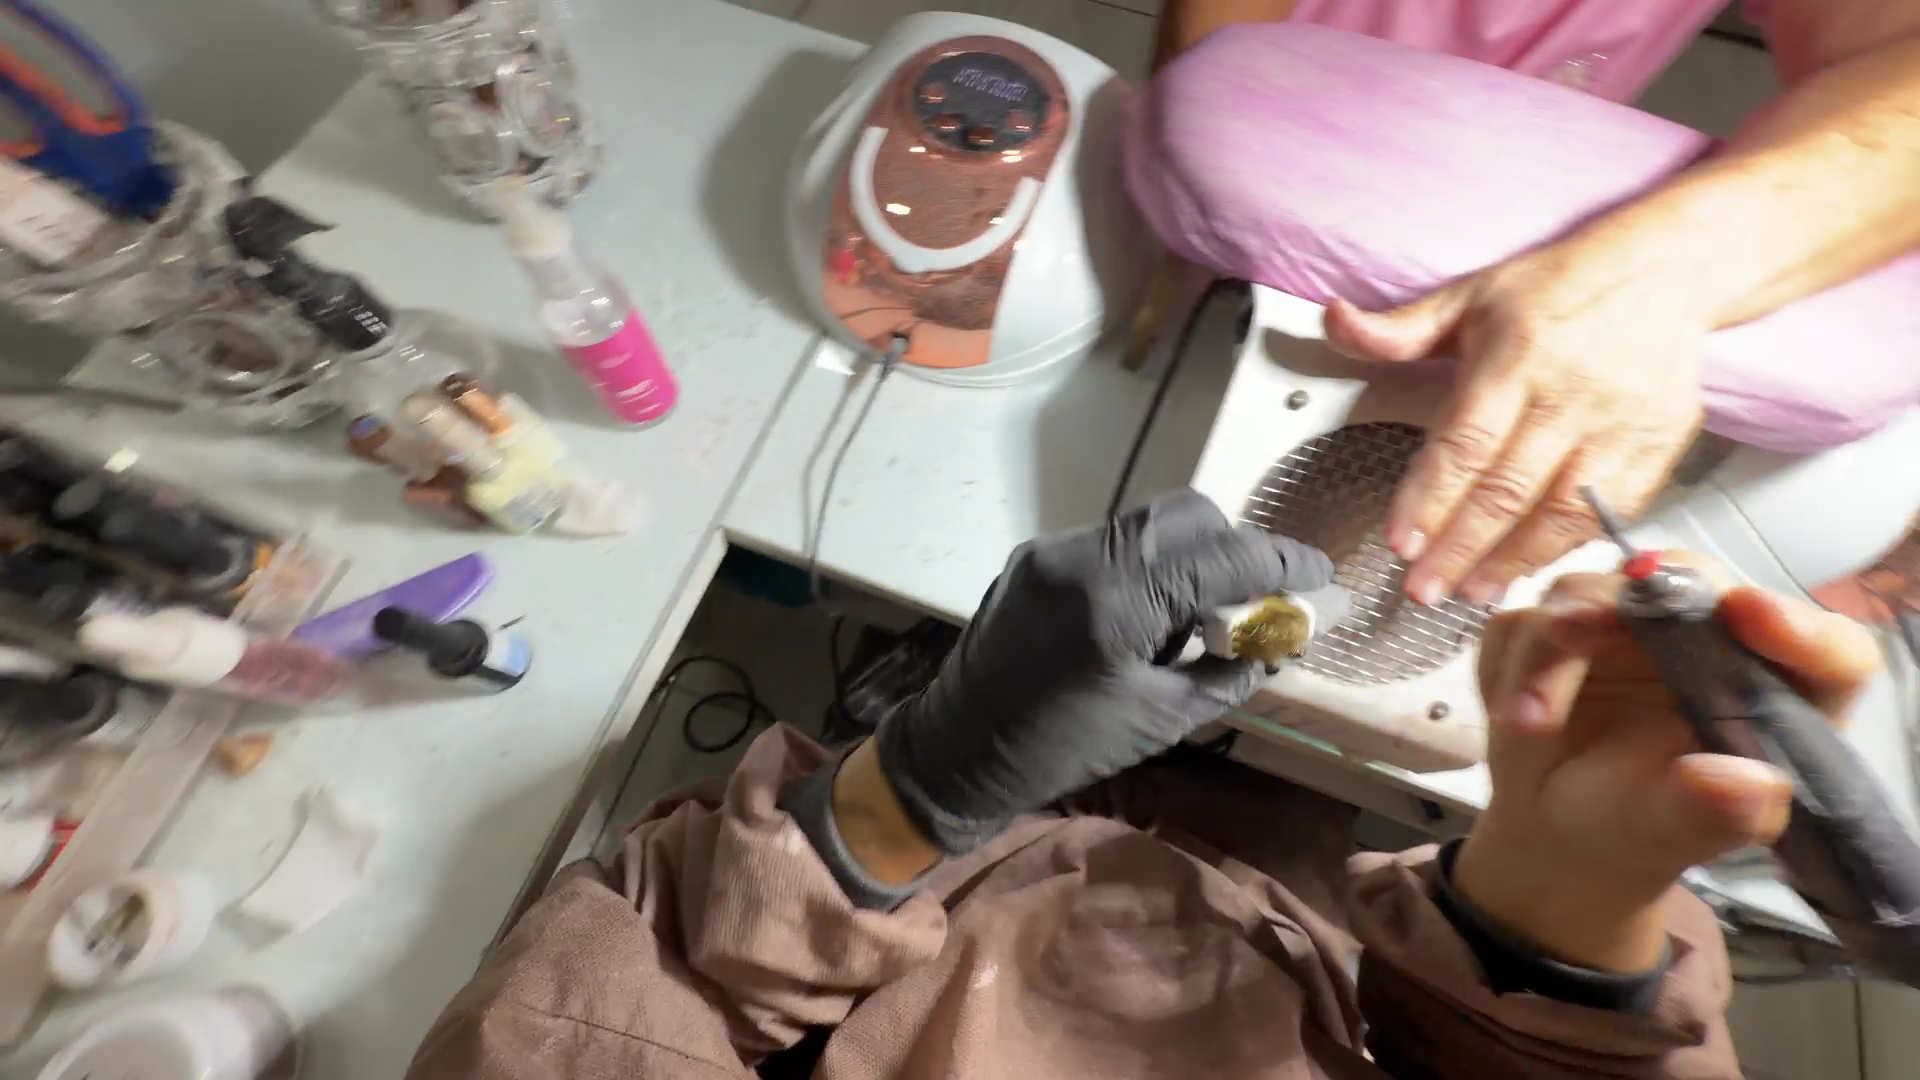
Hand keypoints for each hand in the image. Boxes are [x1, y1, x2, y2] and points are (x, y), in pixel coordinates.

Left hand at [873, 488, 1332, 855]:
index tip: (1318, 573)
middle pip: (1183, 515)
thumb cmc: (1062, 749)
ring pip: (1144, 525)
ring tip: (1193, 612)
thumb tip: (1278, 639)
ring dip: (1185, 555)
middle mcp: (1079, 556)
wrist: (960, 748)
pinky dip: (1141, 565)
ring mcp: (1049, 550)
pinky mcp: (1032, 556)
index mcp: (1114, 604)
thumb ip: (1228, 672)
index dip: (1282, 561)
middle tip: (1250, 597)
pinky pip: (1108, 542)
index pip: (1222, 557)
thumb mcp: (1161, 720)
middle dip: (1230, 547)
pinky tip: (1143, 611)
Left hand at [1324, 234, 1708, 606]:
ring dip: (1512, 559)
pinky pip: (1612, 508)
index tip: (1400, 542)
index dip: (1428, 498)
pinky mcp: (1661, 442)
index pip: (1463, 444)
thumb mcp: (1468, 296)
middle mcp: (1573, 396)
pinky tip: (1527, 568)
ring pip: (1562, 509)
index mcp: (1518, 360)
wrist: (1673, 264)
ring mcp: (1624, 423)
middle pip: (1507, 488)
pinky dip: (1567, 546)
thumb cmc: (1559, 286)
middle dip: (1460, 547)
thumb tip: (1335, 322)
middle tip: (1422, 588)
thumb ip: (1397, 328)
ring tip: (1468, 591)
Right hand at [1452, 568, 1881, 971]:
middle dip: (1625, 603)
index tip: (1749, 614)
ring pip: (1579, 595)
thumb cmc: (1632, 824)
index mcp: (1772, 694)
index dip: (1793, 628)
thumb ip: (1712, 810)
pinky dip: (1502, 666)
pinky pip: (1515, 622)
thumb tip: (1746, 782)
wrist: (1551, 818)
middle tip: (1570, 630)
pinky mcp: (1548, 627)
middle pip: (1683, 585)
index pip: (1821, 647)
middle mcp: (1703, 645)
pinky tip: (1509, 713)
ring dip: (1540, 656)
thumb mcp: (1674, 831)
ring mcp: (1618, 628)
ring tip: (1523, 723)